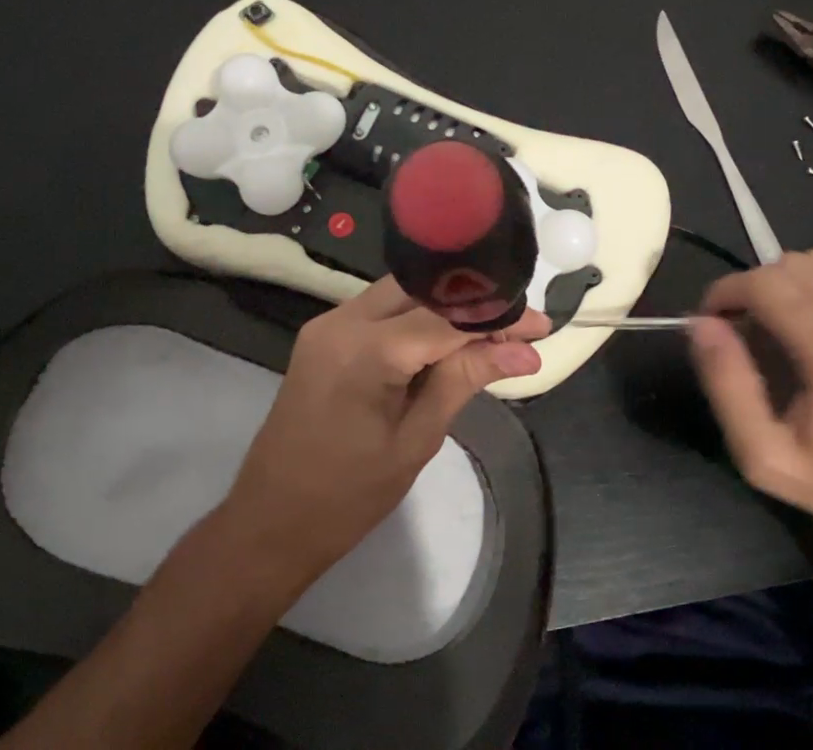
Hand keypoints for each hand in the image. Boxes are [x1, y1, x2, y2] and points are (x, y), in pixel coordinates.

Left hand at [224, 277, 549, 573]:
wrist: (270, 521)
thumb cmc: (347, 496)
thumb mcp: (416, 439)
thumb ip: (463, 381)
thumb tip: (523, 351)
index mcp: (365, 349)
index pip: (446, 316)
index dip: (497, 319)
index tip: (542, 328)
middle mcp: (341, 321)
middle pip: (422, 290)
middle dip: (473, 305)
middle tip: (521, 330)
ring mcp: (327, 325)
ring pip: (401, 294)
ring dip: (447, 309)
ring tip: (494, 335)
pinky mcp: (323, 337)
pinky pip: (380, 312)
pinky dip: (418, 320)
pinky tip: (449, 341)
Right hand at [688, 249, 812, 562]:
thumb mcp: (767, 457)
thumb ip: (728, 385)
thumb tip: (700, 324)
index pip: (766, 284)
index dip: (724, 292)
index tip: (708, 322)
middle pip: (790, 265)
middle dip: (750, 287)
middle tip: (735, 330)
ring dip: (782, 282)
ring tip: (771, 325)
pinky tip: (807, 322)